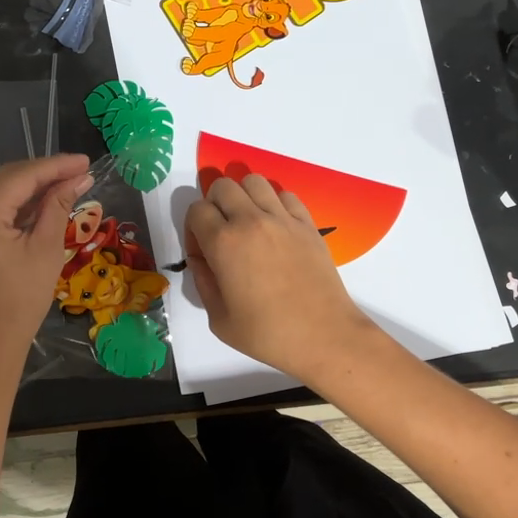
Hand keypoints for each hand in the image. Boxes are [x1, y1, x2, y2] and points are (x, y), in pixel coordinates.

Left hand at [0, 154, 92, 363]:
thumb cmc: (19, 302)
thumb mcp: (45, 251)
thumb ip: (58, 206)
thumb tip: (78, 177)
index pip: (21, 176)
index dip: (55, 166)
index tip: (85, 161)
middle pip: (5, 179)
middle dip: (43, 175)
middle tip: (80, 172)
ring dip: (28, 188)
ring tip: (66, 185)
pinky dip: (11, 204)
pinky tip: (38, 203)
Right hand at [183, 174, 379, 381]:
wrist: (324, 336)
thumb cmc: (267, 334)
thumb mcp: (219, 318)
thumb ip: (202, 282)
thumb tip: (200, 258)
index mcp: (223, 242)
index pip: (196, 209)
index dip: (193, 228)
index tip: (203, 250)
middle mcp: (250, 220)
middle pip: (222, 186)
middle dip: (215, 204)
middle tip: (222, 231)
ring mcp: (282, 219)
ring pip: (254, 181)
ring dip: (245, 196)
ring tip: (248, 221)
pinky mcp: (307, 224)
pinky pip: (286, 194)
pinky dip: (275, 203)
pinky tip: (276, 226)